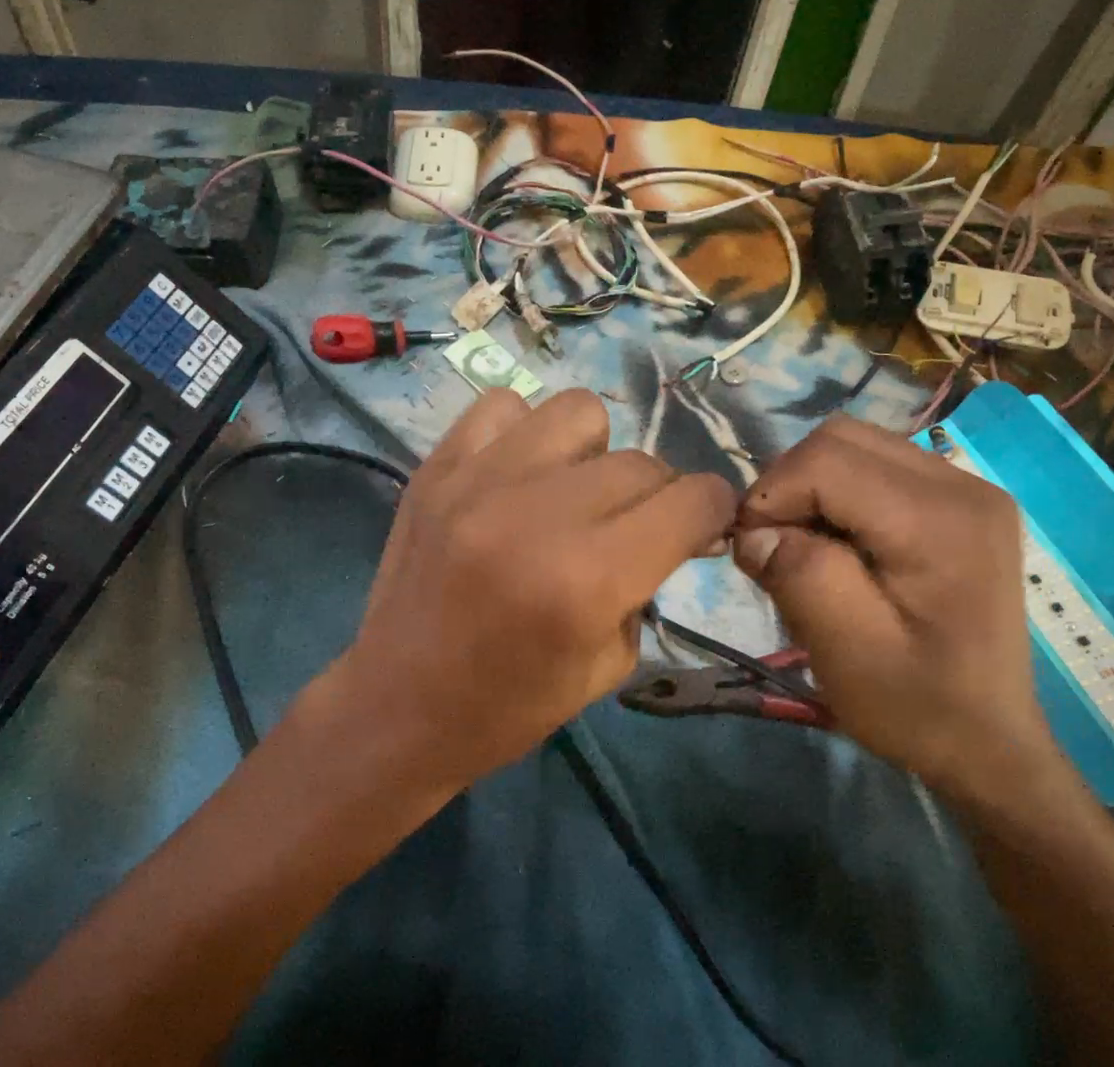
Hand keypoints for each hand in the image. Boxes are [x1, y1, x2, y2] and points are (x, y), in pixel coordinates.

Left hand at [337, 388, 733, 786]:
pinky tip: (516, 478)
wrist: (400, 707)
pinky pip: (503, 407)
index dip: (713, 511)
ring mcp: (479, 482)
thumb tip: (669, 530)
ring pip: (579, 412)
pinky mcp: (435, 470)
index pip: (691, 501)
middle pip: (641, 462)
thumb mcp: (610, 665)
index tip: (702, 527)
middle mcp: (538, 515)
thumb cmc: (509, 707)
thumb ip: (648, 584)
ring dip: (594, 453)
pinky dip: (523, 434)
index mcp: (590, 579)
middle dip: (657, 496)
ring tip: (570, 493)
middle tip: (632, 529)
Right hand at [732, 418, 1051, 793]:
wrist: (988, 745)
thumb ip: (800, 576)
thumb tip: (754, 532)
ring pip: (857, 447)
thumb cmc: (918, 708)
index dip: (771, 495)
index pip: (827, 459)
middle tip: (774, 551)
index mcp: (940, 520)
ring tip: (804, 552)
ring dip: (811, 491)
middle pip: (842, 439)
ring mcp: (967, 490)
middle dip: (789, 487)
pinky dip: (839, 498)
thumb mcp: (848, 652)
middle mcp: (962, 485)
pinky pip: (879, 471)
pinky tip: (839, 550)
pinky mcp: (960, 505)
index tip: (752, 553)